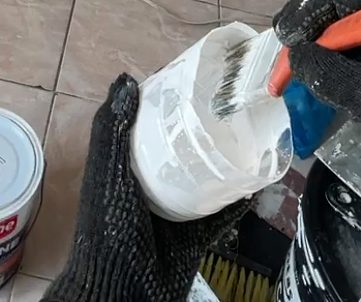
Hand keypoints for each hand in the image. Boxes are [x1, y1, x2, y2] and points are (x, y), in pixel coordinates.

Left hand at [42, 74, 247, 301]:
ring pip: (200, 180)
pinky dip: (236, 201)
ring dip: (220, 163)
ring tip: (244, 137)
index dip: (164, 102)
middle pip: (176, 149)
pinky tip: (253, 182)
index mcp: (124, 167)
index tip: (189, 79)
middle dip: (198, 129)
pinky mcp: (192, 237)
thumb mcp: (106, 172)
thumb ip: (112, 129)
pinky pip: (219, 215)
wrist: (122, 290)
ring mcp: (172, 211)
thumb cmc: (108, 226)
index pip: (145, 125)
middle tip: (226, 105)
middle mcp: (148, 185)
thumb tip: (126, 79)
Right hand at [274, 0, 360, 244]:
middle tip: (287, 51)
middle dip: (310, 26)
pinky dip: (346, 57)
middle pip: (345, 4)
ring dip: (326, 43)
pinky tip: (332, 76)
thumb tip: (295, 54)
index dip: (304, 11)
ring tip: (302, 67)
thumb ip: (325, 71)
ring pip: (356, 26)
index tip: (285, 40)